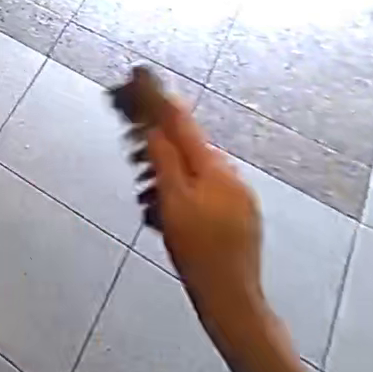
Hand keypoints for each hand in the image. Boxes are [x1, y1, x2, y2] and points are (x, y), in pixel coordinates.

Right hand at [141, 100, 269, 353]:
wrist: (232, 298)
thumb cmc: (196, 248)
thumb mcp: (171, 201)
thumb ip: (163, 160)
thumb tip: (153, 126)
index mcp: (213, 167)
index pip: (180, 122)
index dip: (157, 97)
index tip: (141, 73)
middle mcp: (229, 174)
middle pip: (184, 146)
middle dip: (155, 149)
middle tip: (136, 167)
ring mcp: (236, 196)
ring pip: (190, 171)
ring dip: (164, 177)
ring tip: (148, 201)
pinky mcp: (236, 215)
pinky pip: (200, 191)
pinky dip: (178, 193)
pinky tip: (165, 215)